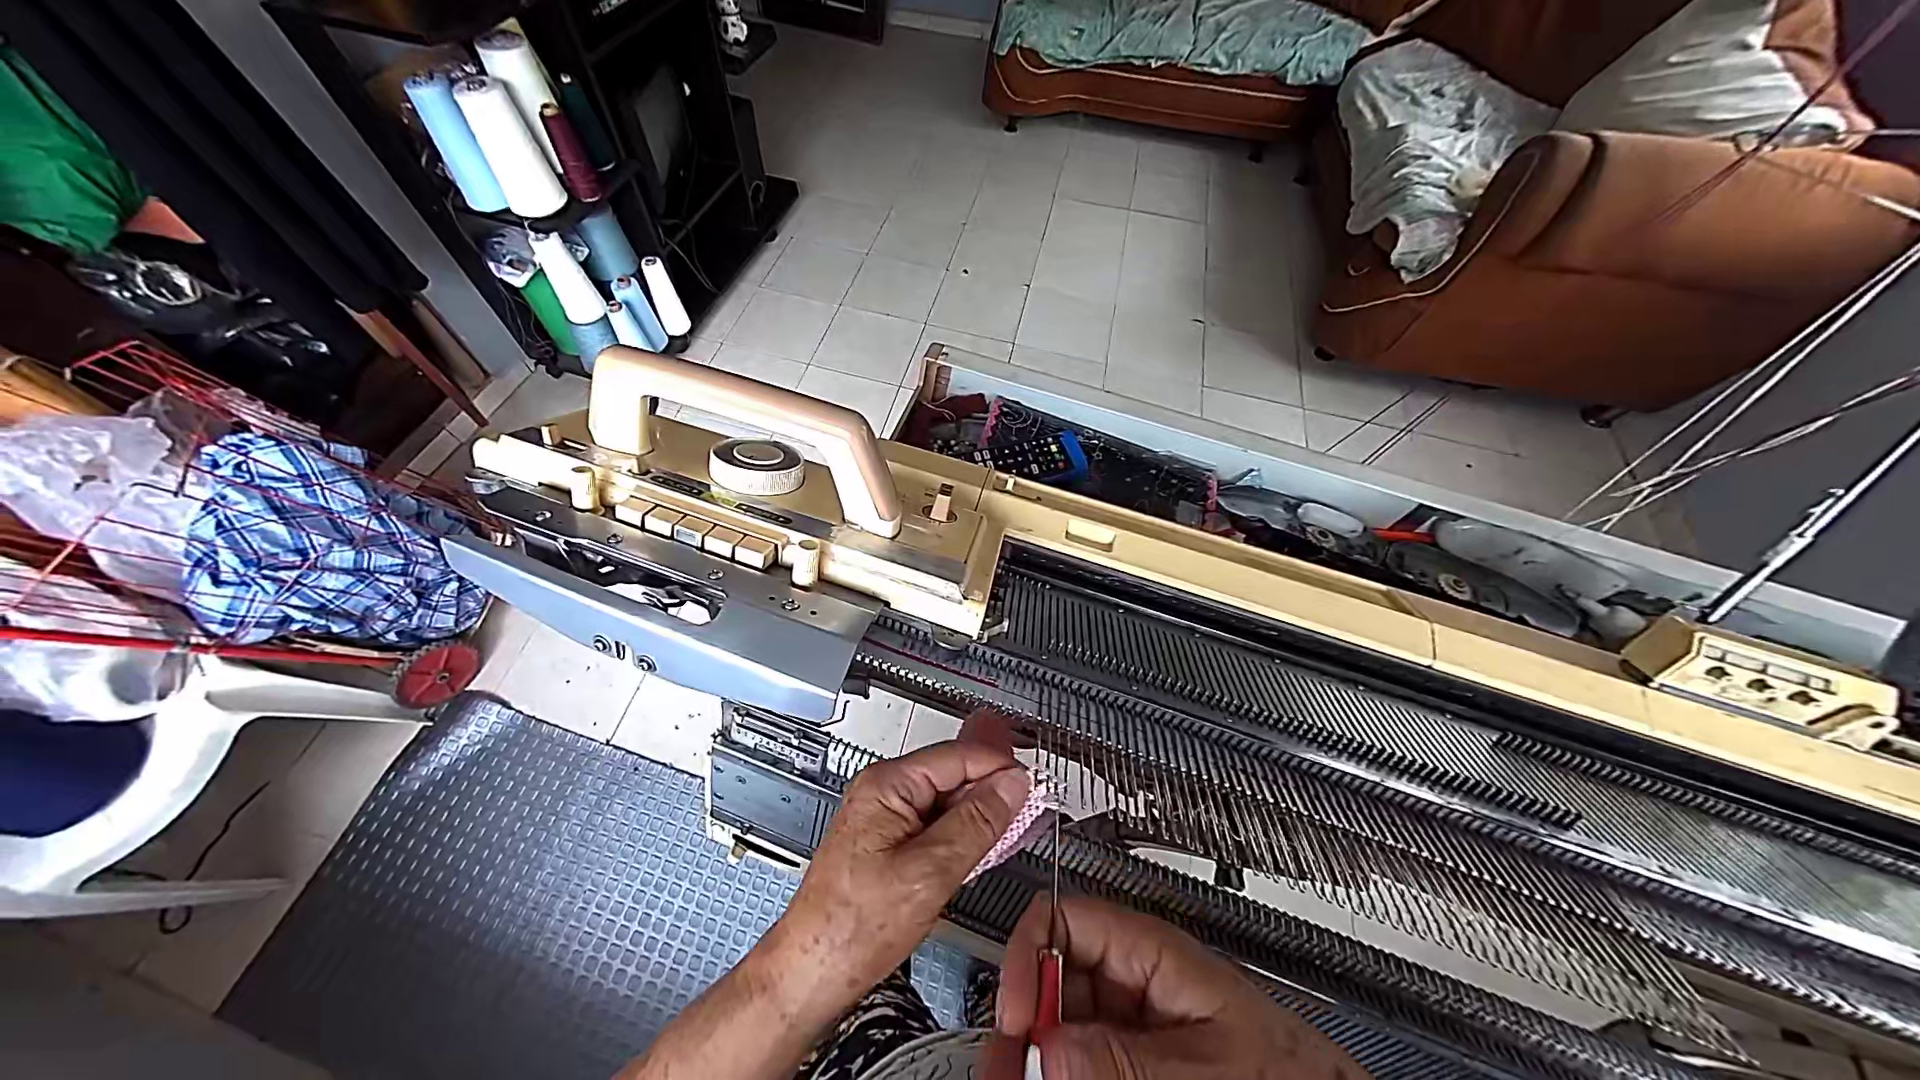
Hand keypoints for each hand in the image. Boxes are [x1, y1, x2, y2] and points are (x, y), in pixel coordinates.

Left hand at [766, 710, 1031, 1012]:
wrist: (811, 972)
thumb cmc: (851, 926)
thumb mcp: (931, 872)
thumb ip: (977, 823)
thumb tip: (1010, 787)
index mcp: (888, 784)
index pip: (958, 755)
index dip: (999, 768)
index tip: (1032, 786)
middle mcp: (882, 790)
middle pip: (952, 773)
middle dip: (989, 792)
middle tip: (1024, 814)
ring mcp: (882, 815)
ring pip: (945, 800)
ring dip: (976, 815)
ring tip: (1003, 837)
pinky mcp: (885, 839)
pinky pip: (932, 822)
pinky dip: (958, 834)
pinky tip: (974, 852)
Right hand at [988, 895, 1368, 1079]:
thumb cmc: (1293, 1079)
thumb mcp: (1204, 1070)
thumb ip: (1123, 1059)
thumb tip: (1050, 1046)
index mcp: (1151, 954)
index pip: (1066, 919)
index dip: (1028, 955)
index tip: (1014, 1012)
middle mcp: (1135, 982)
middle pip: (1053, 978)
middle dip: (1022, 1021)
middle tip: (1004, 1068)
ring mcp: (1133, 1025)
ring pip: (1062, 1024)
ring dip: (1035, 1054)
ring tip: (1018, 1077)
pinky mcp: (1135, 1060)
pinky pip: (1083, 1057)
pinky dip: (1060, 1069)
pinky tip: (1052, 1077)